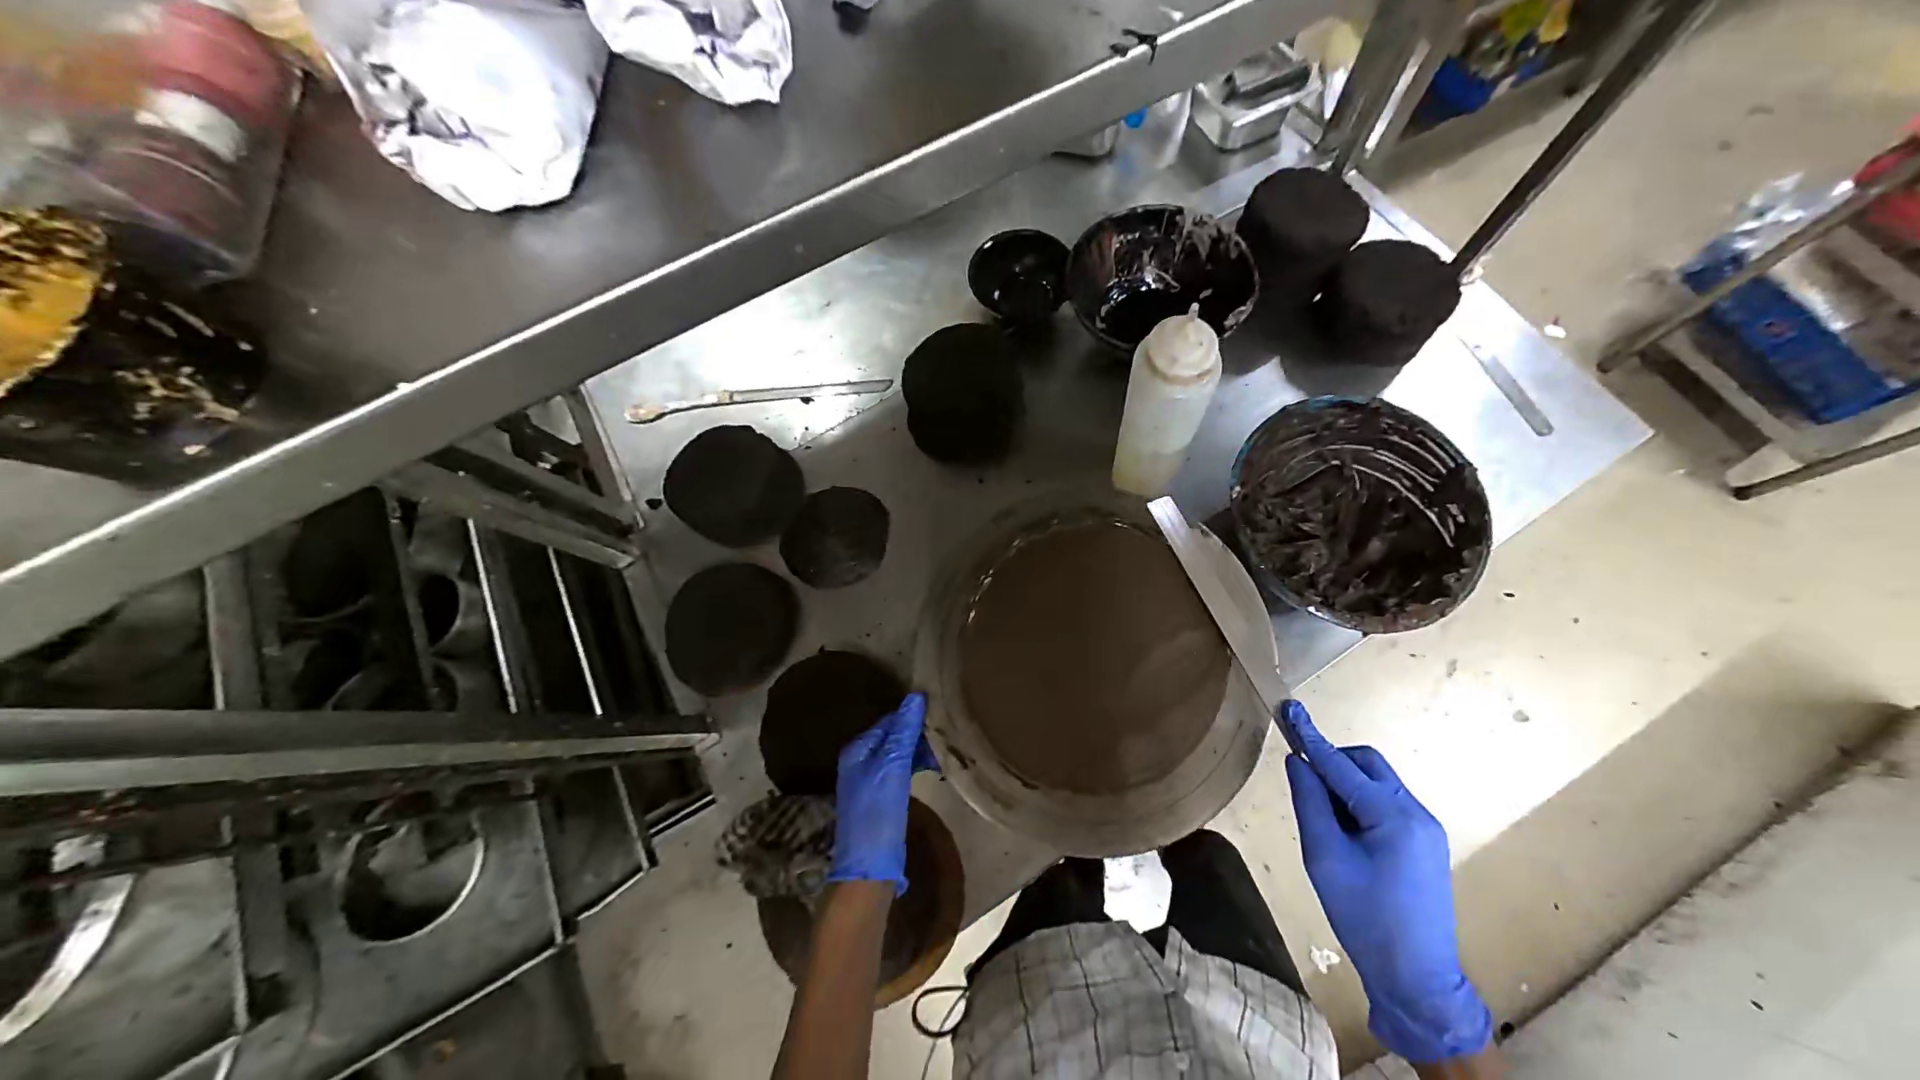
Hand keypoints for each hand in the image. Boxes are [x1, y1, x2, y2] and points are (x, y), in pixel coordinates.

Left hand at [827, 692, 939, 893]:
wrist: (870, 866)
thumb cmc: (878, 811)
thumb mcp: (892, 767)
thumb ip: (903, 733)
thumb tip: (916, 696)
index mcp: (857, 750)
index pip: (888, 721)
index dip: (911, 715)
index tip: (940, 710)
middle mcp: (861, 762)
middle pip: (892, 737)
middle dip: (917, 732)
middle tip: (947, 729)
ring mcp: (871, 782)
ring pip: (898, 755)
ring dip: (919, 749)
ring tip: (946, 747)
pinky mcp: (883, 800)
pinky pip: (901, 772)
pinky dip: (916, 766)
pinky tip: (934, 766)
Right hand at [1280, 700, 1491, 1063]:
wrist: (1416, 977)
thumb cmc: (1363, 917)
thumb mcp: (1324, 857)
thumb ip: (1309, 803)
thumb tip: (1297, 762)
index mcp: (1393, 815)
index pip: (1341, 765)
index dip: (1310, 738)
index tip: (1289, 709)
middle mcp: (1416, 813)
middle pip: (1367, 764)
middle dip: (1332, 762)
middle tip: (1303, 783)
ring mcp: (1426, 829)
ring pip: (1377, 783)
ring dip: (1345, 785)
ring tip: (1322, 820)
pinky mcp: (1425, 844)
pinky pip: (1386, 805)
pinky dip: (1359, 803)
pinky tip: (1343, 832)